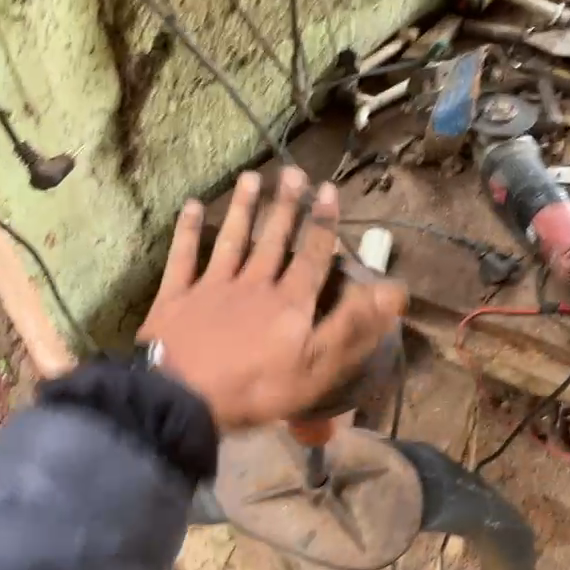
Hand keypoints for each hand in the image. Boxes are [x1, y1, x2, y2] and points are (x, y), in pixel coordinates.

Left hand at [139, 167, 407, 431]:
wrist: (182, 398)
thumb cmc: (255, 389)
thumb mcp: (316, 368)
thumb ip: (352, 326)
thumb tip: (393, 291)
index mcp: (289, 302)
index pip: (312, 256)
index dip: (322, 223)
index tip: (328, 190)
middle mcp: (253, 284)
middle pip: (272, 239)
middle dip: (285, 205)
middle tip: (292, 171)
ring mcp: (212, 287)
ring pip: (231, 240)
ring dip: (242, 208)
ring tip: (251, 177)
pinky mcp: (176, 297)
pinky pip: (183, 257)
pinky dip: (186, 231)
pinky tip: (189, 206)